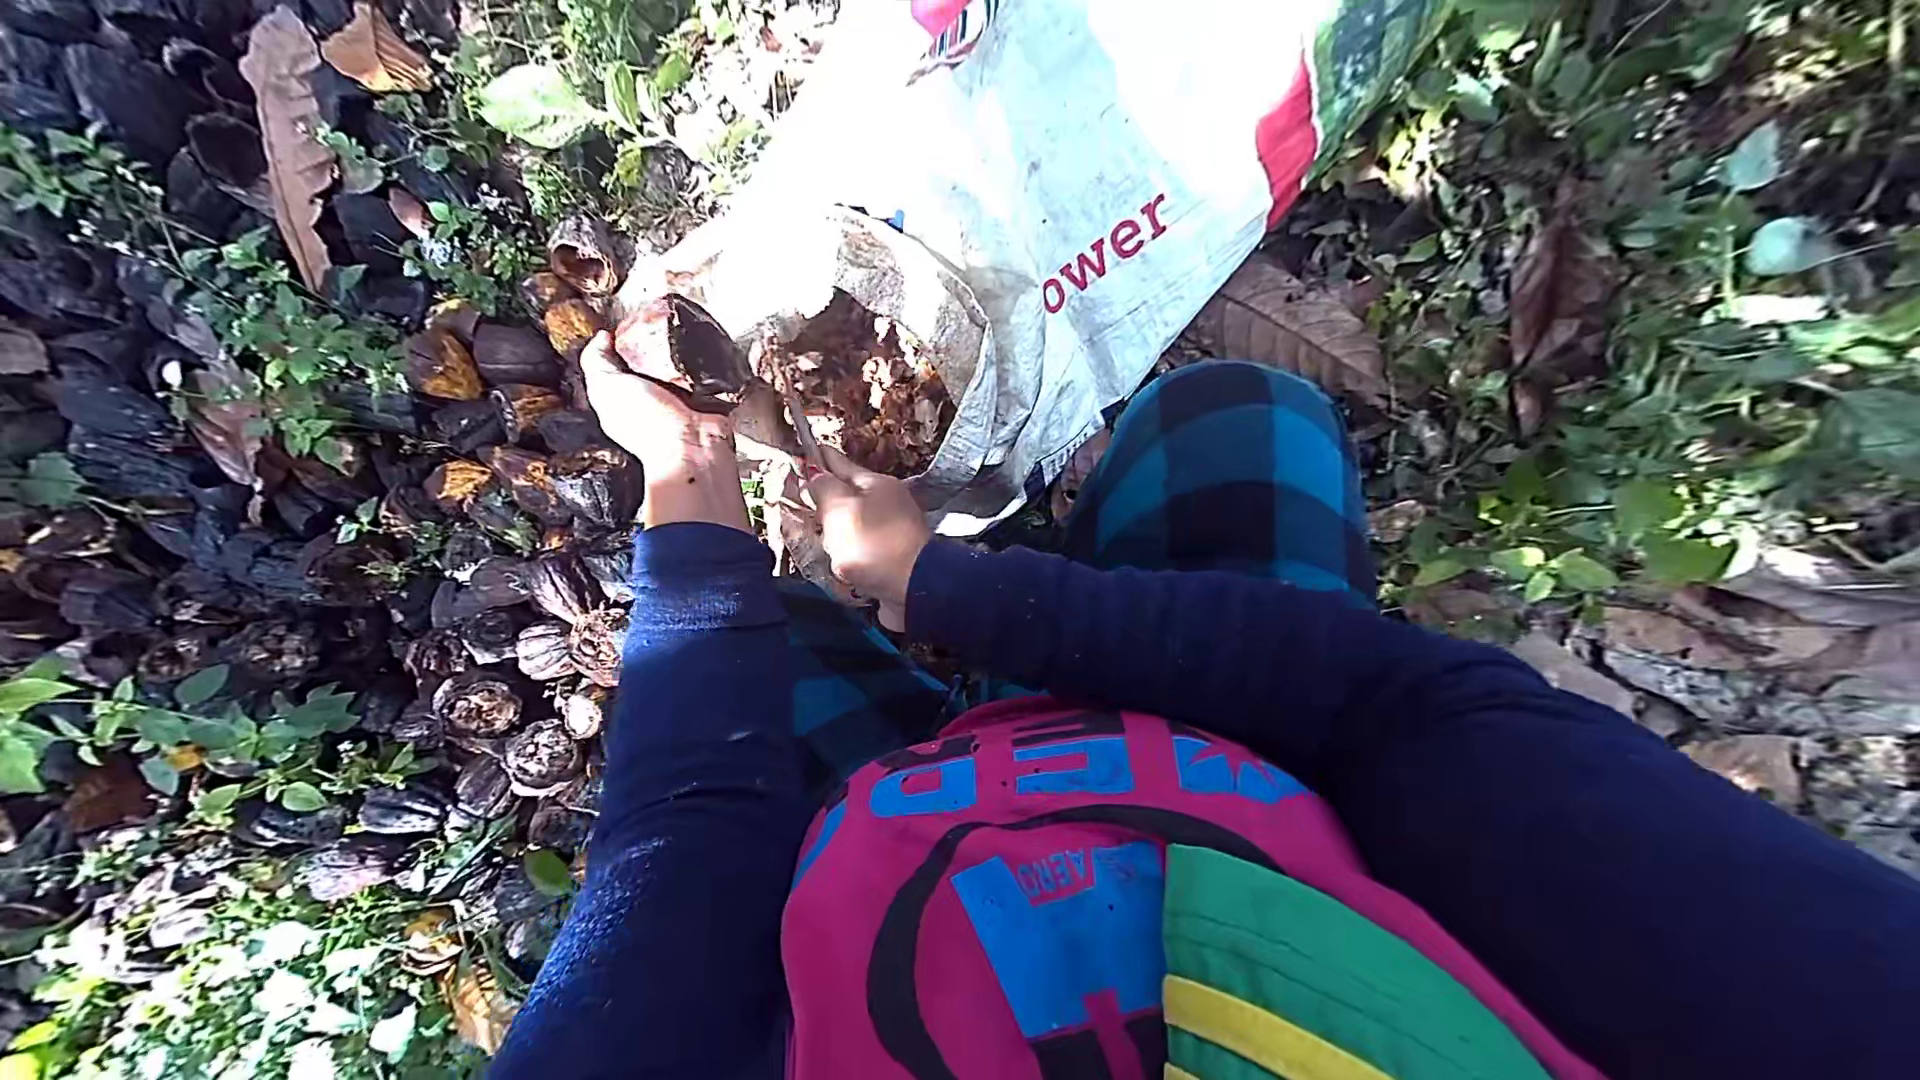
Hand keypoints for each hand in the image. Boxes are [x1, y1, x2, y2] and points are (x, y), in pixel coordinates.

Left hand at [582, 329, 749, 531]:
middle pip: (651, 363)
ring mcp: (682, 403)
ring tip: (682, 337)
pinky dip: (708, 366)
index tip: (626, 327)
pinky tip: (702, 356)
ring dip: (683, 354)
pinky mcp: (709, 403)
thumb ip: (596, 361)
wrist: (693, 447)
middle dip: (654, 345)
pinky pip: (709, 377)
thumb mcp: (606, 386)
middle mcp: (653, 402)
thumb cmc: (648, 425)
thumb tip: (602, 338)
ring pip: (680, 368)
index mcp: (623, 401)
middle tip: (658, 329)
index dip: (620, 345)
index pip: (618, 366)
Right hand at [805, 448, 930, 630]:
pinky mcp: (891, 560)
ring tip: (829, 547)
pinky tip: (843, 567)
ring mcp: (891, 532)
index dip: (818, 459)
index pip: (840, 464)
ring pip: (850, 528)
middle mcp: (887, 504)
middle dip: (824, 505)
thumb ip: (823, 489)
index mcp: (876, 484)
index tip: (804, 453)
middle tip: (805, 508)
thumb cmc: (874, 545)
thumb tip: (815, 475)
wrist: (913, 589)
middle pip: (845, 498)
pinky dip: (849, 558)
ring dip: (836, 537)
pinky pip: (859, 553)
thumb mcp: (840, 509)